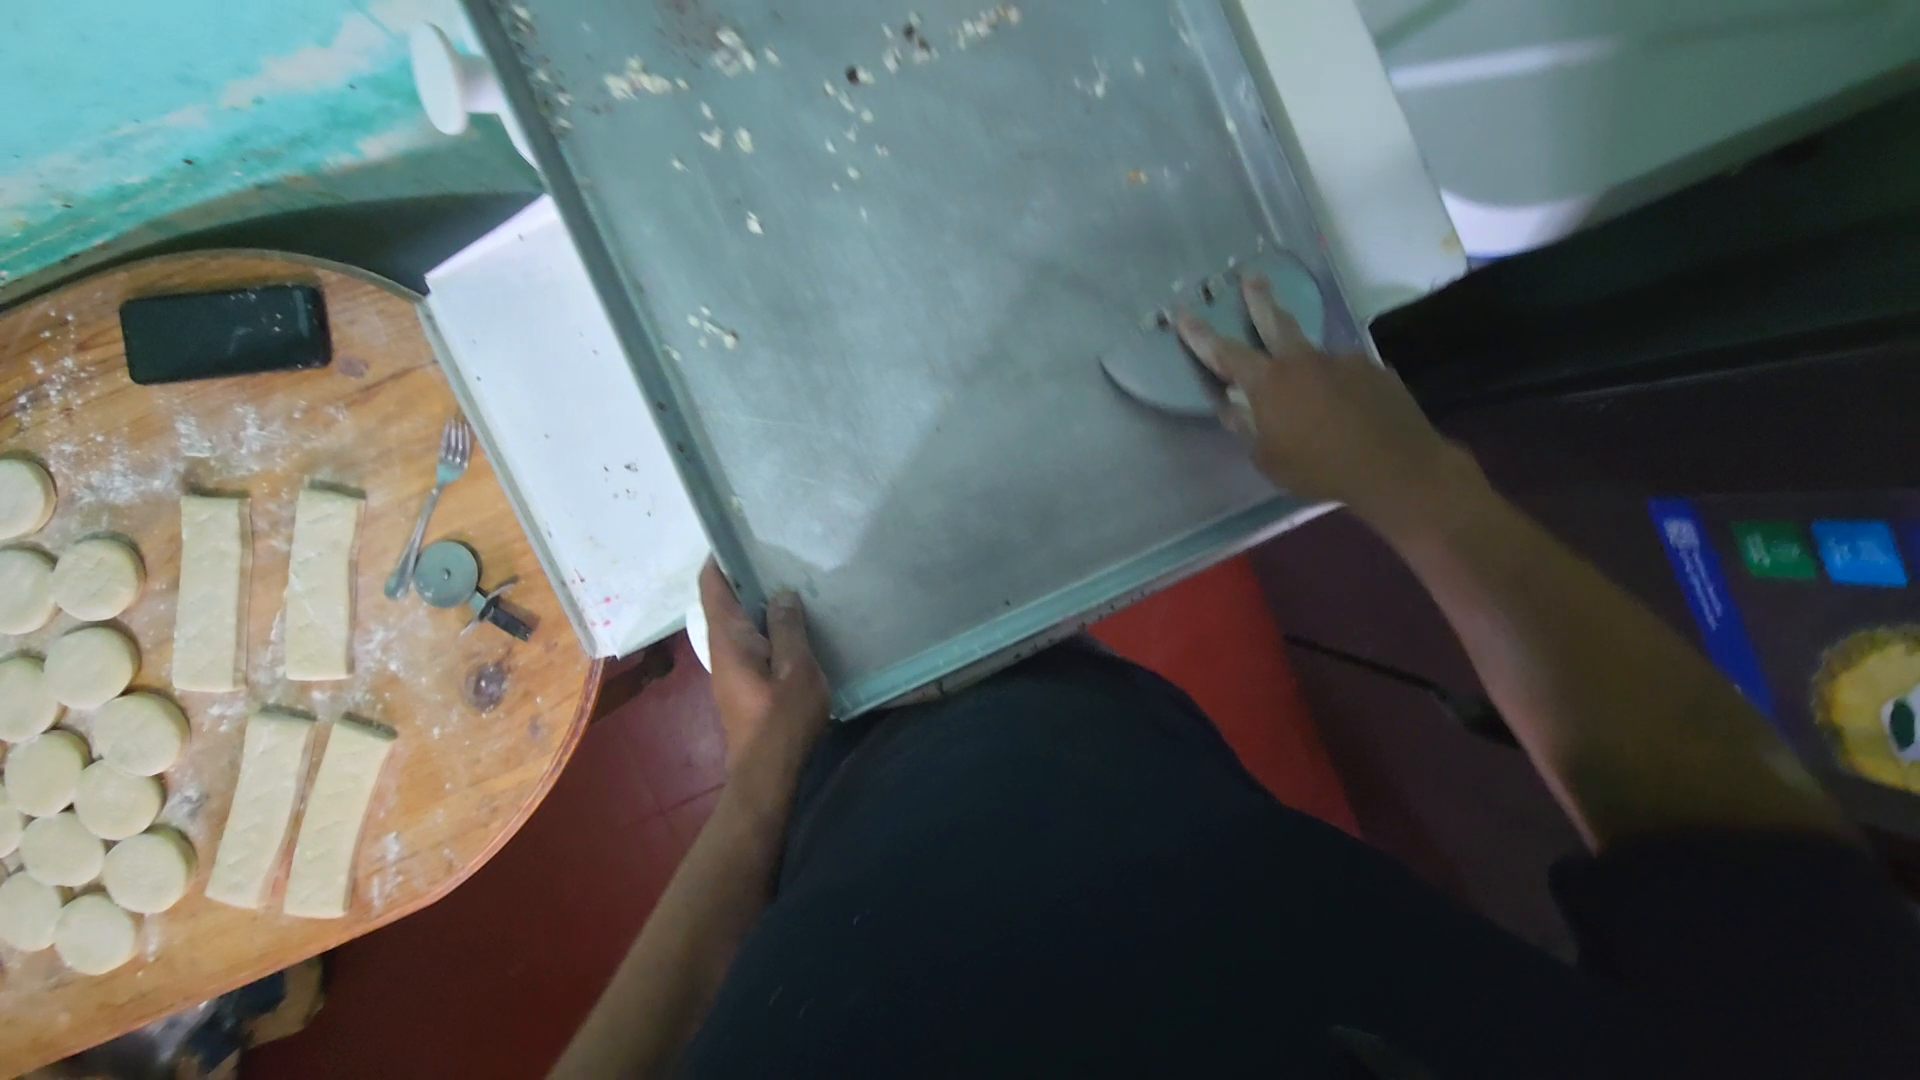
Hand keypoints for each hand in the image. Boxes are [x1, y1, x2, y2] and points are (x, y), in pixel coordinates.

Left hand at [699, 560, 830, 810]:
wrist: (768, 773)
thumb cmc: (783, 719)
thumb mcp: (796, 668)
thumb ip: (789, 628)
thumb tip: (782, 594)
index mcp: (729, 638)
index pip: (713, 586)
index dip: (720, 558)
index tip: (738, 534)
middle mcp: (721, 649)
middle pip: (725, 602)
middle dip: (745, 577)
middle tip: (779, 554)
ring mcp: (731, 669)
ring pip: (740, 623)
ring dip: (759, 602)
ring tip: (793, 583)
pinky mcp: (743, 684)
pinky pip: (751, 642)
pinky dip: (767, 625)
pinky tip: (795, 625)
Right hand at [1175, 274, 1480, 529]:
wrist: (1394, 467)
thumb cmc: (1318, 468)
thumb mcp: (1269, 458)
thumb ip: (1248, 429)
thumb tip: (1232, 409)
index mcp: (1269, 383)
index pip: (1225, 353)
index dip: (1200, 334)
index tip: (1182, 311)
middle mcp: (1304, 361)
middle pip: (1276, 321)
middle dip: (1259, 299)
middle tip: (1251, 276)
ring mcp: (1343, 361)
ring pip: (1314, 357)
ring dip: (1305, 368)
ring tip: (1310, 399)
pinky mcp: (1374, 371)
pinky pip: (1345, 376)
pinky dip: (1337, 388)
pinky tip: (1345, 412)